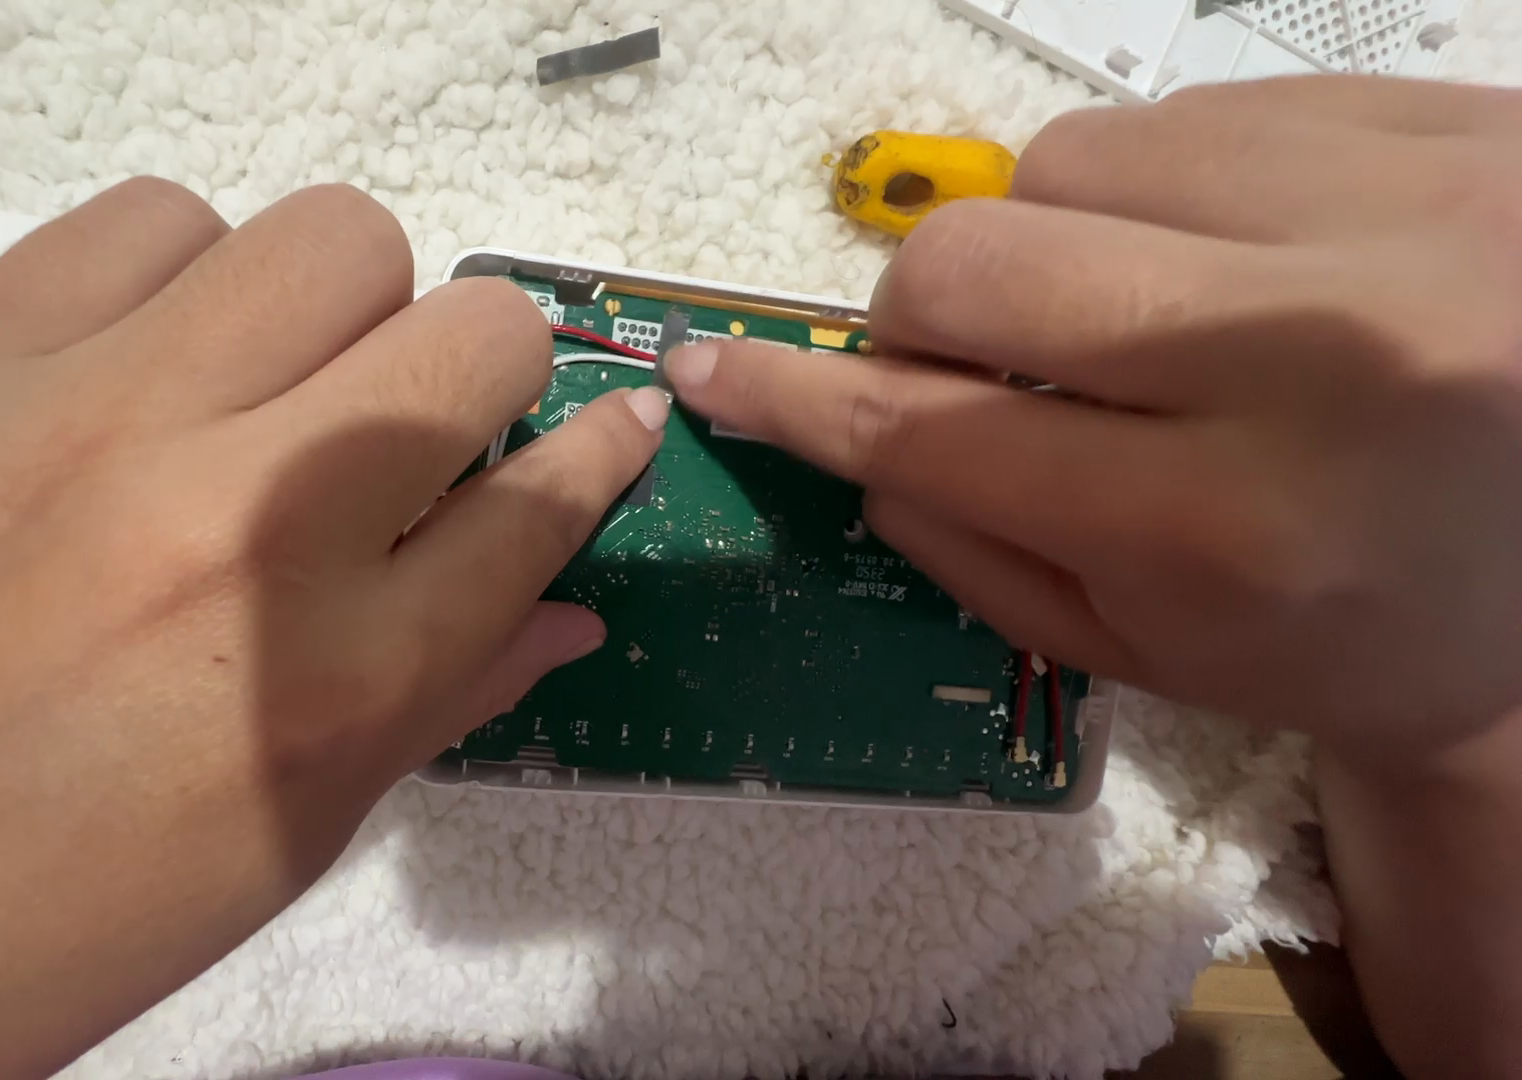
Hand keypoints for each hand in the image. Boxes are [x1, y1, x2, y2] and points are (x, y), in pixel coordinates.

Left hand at [0, 180, 666, 1079]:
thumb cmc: (72, 902)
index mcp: (346, 670)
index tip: (625, 423)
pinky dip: (197, 276)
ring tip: (293, 387)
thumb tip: (574, 599)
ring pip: (332, 238)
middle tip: (431, 428)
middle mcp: (255, 516)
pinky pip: (158, 220)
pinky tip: (165, 362)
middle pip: (470, 331)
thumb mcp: (308, 824)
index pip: (542, 504)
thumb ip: (460, 686)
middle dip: (489, 370)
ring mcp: (107, 413)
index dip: (605, 451)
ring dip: (350, 311)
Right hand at [666, 76, 1521, 764]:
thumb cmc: (1317, 635)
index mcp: (1214, 524)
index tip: (705, 366)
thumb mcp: (1110, 640)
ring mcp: (1409, 208)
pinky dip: (1133, 198)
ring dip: (1030, 253)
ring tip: (1112, 320)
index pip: (922, 430)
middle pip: (964, 265)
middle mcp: (1315, 350)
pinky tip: (1203, 264)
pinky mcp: (1456, 119)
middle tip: (960, 367)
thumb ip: (951, 538)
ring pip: (1056, 168)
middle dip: (911, 319)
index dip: (787, 394)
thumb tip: (848, 431)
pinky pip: (1174, 119)